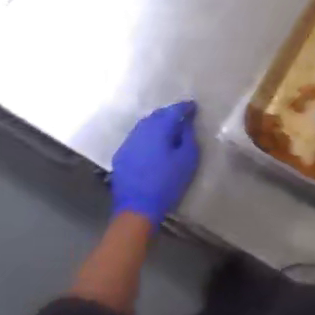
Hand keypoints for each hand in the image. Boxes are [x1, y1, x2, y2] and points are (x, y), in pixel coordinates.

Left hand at [109, 101, 199, 226]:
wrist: (138, 208)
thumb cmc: (167, 183)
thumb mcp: (187, 160)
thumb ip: (188, 137)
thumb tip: (185, 124)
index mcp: (159, 129)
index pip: (173, 110)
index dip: (185, 107)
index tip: (193, 107)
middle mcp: (141, 130)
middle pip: (157, 115)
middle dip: (169, 114)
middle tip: (181, 118)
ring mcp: (128, 142)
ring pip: (144, 126)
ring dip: (156, 125)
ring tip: (167, 131)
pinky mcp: (121, 154)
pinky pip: (136, 138)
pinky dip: (146, 137)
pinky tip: (151, 146)